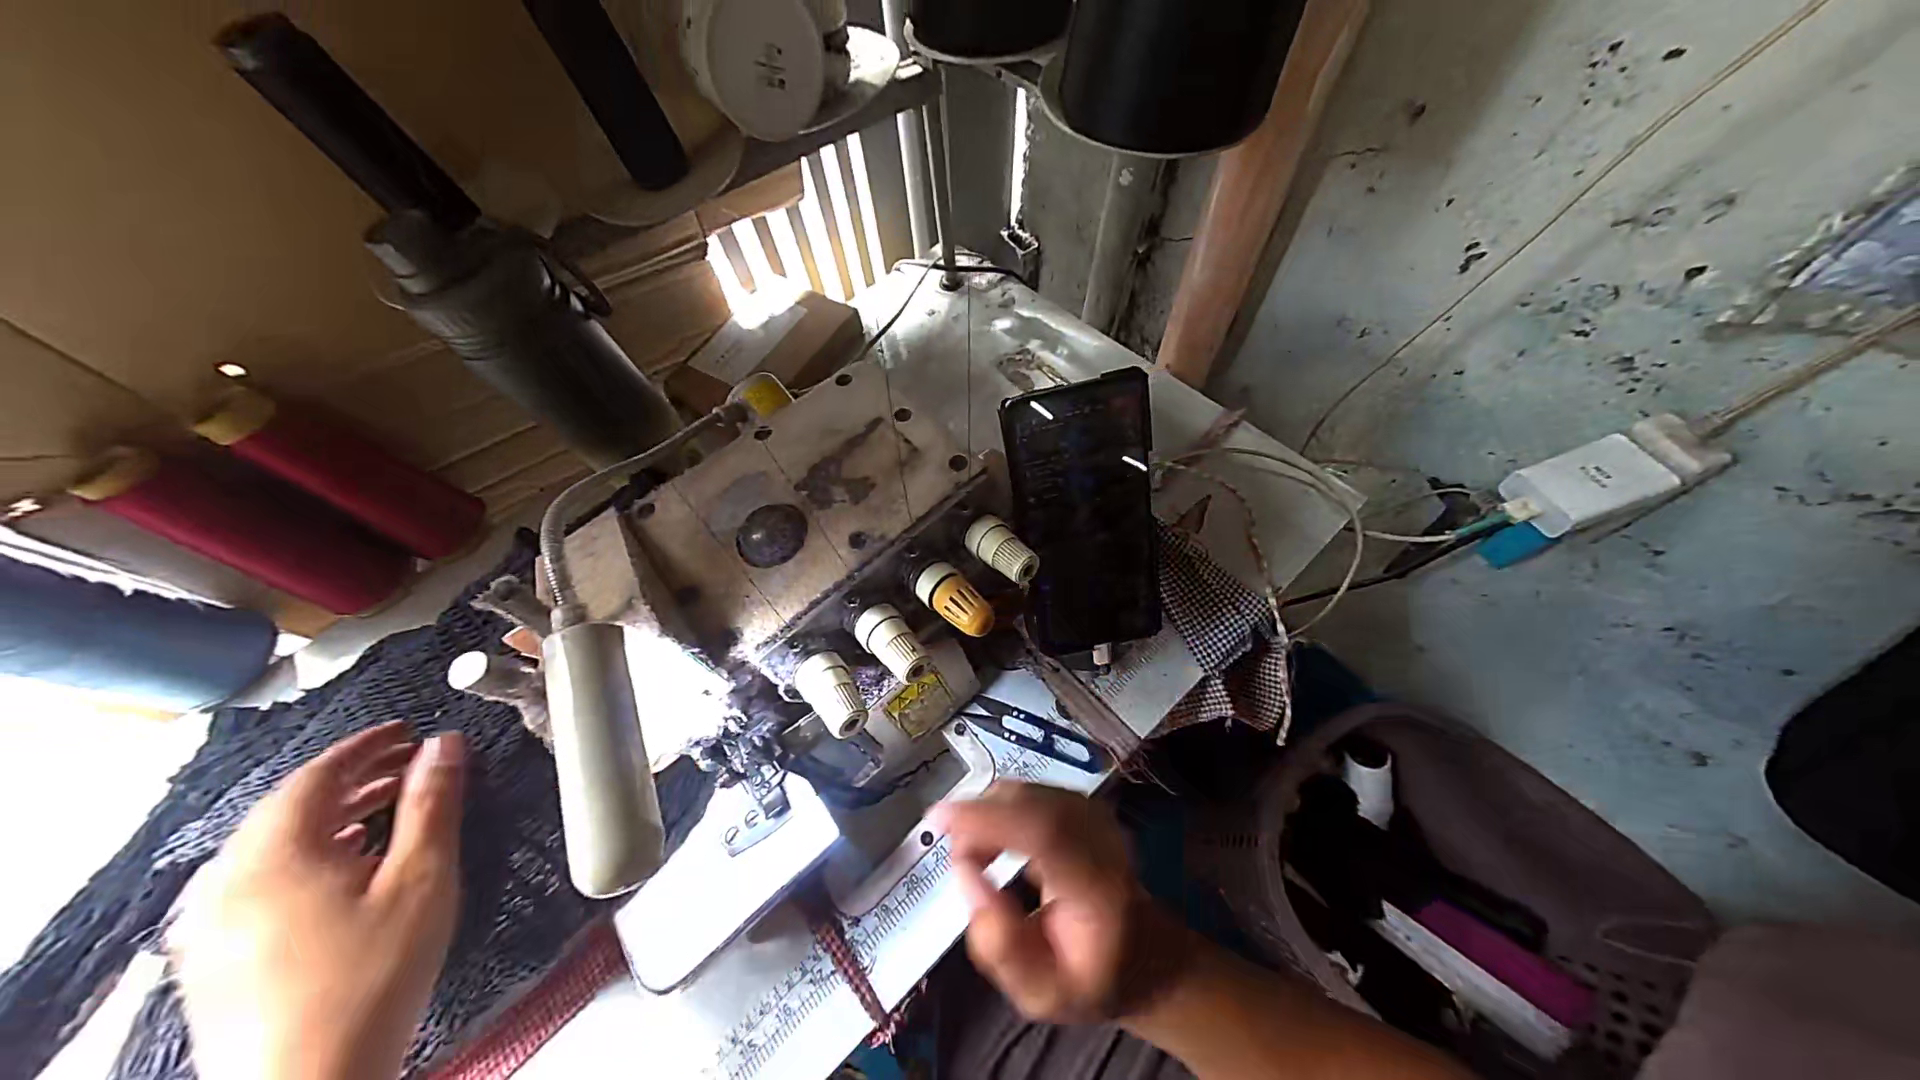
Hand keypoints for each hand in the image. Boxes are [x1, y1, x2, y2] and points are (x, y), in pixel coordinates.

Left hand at [171, 723, 466, 1079]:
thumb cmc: (372, 978)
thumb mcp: (422, 877)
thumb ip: (432, 803)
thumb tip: (445, 745)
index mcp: (273, 855)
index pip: (318, 774)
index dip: (368, 745)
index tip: (408, 731)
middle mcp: (227, 882)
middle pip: (289, 805)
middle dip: (354, 777)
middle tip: (408, 764)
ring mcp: (212, 923)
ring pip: (273, 843)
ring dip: (332, 814)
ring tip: (386, 808)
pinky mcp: (215, 955)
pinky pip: (261, 877)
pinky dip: (309, 851)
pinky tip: (348, 865)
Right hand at [930, 781, 1188, 1023]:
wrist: (1139, 951)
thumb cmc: (1088, 976)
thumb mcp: (1040, 993)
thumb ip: (1001, 946)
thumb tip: (968, 877)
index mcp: (1097, 888)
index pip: (1046, 834)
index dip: (990, 819)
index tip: (942, 820)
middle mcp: (1102, 839)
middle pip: (1032, 802)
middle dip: (978, 814)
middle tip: (952, 850)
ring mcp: (1095, 815)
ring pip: (1026, 791)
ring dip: (986, 813)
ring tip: (975, 857)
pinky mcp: (1083, 804)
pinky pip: (1029, 791)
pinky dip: (998, 808)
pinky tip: (992, 840)